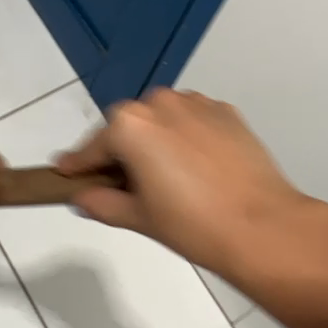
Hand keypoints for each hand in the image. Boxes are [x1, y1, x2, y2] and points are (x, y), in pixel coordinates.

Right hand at [55, 88, 317, 273]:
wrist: (262, 224)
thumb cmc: (192, 224)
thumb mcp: (139, 217)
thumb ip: (102, 202)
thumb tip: (81, 196)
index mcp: (131, 125)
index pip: (93, 146)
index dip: (79, 164)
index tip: (65, 173)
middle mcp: (160, 102)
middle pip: (129, 125)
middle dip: (122, 150)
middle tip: (123, 184)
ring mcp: (197, 103)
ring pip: (163, 118)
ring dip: (156, 139)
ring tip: (165, 177)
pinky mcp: (226, 111)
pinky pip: (194, 120)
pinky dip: (187, 137)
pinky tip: (197, 168)